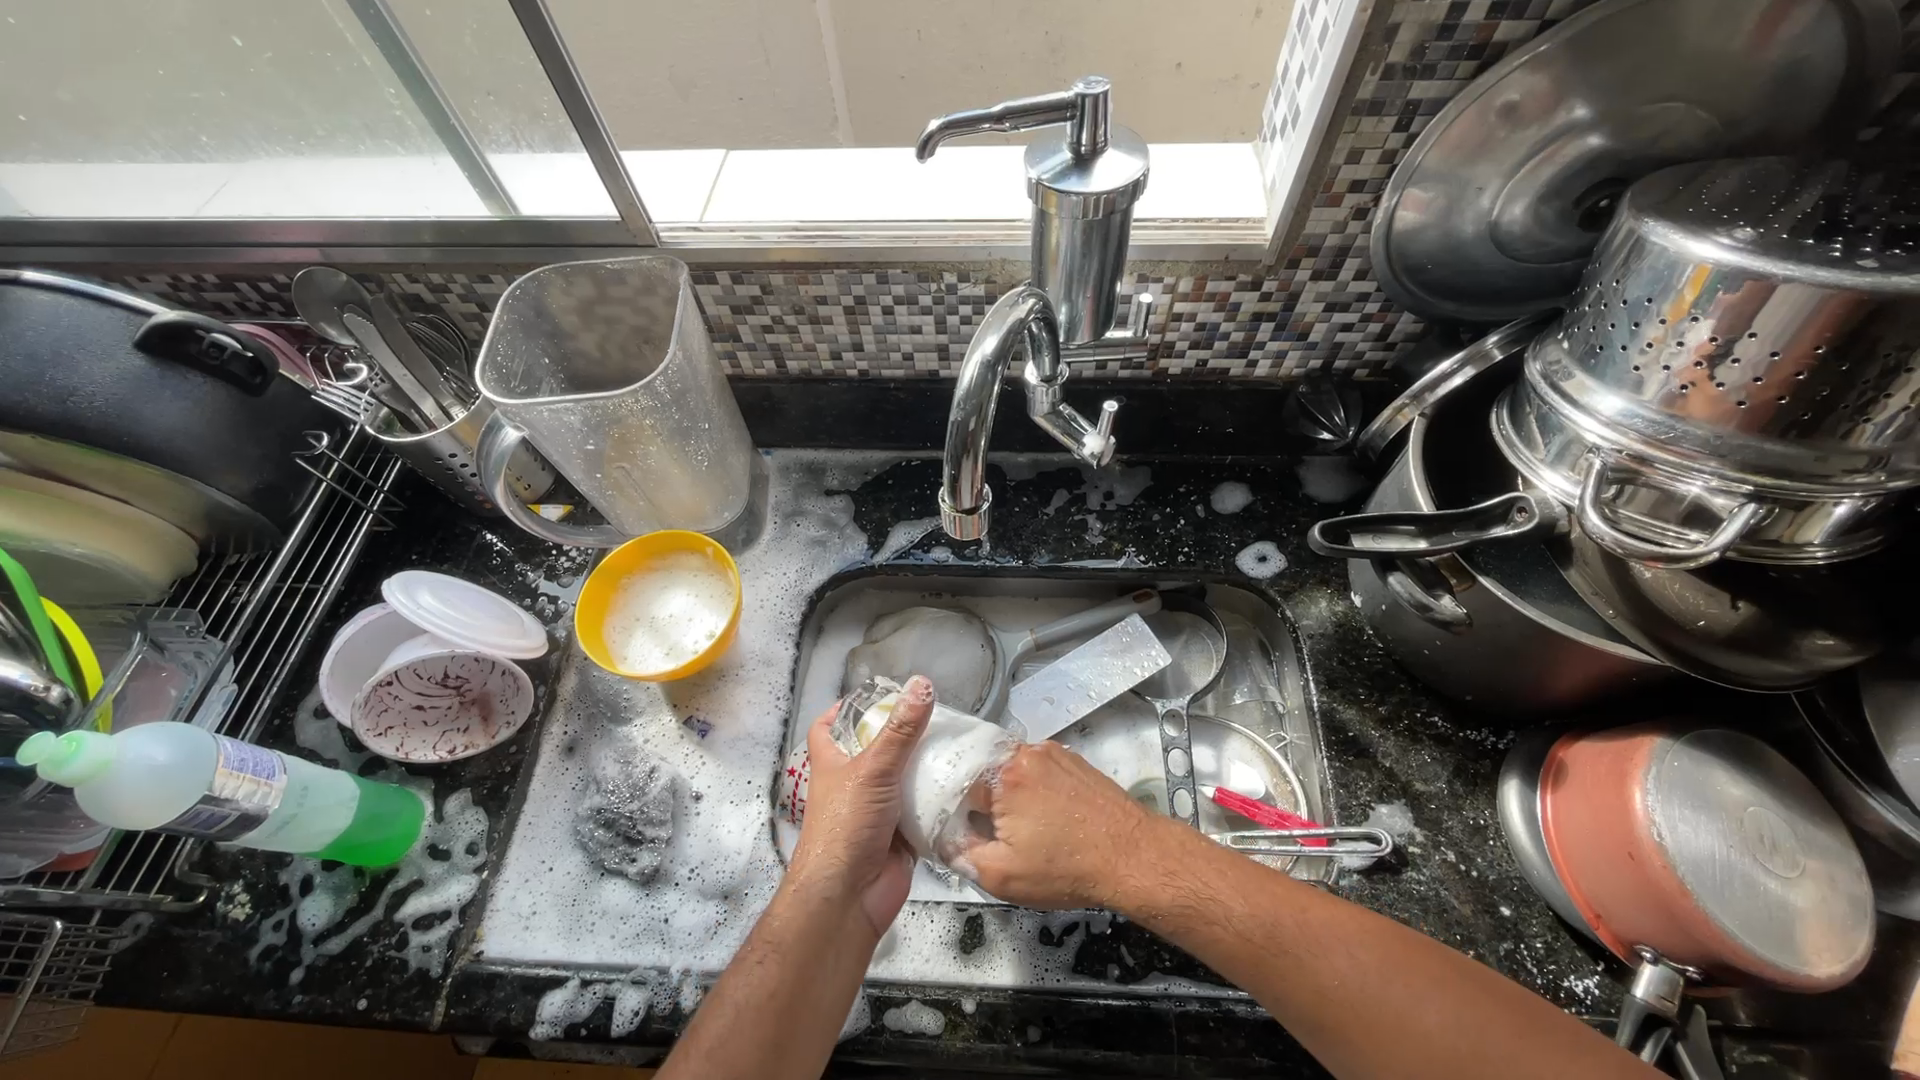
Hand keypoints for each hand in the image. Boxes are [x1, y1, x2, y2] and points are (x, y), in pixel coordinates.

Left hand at [787, 674, 932, 936]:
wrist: (849, 896)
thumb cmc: (846, 826)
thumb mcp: (873, 768)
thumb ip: (900, 729)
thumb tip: (921, 684)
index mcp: (832, 763)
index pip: (828, 727)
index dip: (845, 709)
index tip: (875, 696)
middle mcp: (853, 783)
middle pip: (876, 750)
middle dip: (902, 736)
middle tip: (935, 716)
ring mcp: (877, 810)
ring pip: (903, 780)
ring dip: (925, 768)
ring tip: (957, 744)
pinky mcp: (901, 833)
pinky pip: (922, 809)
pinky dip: (937, 800)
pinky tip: (962, 783)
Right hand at [960, 741, 1168, 909]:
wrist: (1132, 857)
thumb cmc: (1068, 869)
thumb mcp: (1001, 876)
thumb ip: (959, 854)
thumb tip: (942, 838)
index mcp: (1001, 776)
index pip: (954, 785)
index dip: (955, 812)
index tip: (963, 832)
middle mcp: (1024, 753)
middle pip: (981, 772)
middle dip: (980, 802)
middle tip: (994, 833)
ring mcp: (1050, 752)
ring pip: (1008, 770)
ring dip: (1007, 795)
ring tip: (1023, 827)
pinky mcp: (1070, 759)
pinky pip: (1035, 768)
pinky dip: (1032, 788)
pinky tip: (1045, 817)